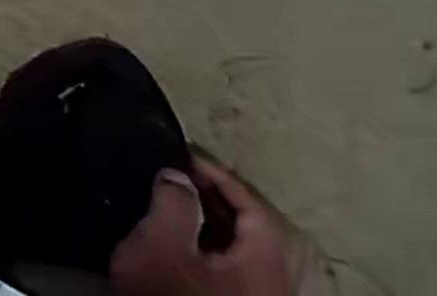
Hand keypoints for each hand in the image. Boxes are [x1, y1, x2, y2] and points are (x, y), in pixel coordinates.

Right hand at [109, 158, 300, 295]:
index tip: (185, 153)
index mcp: (265, 265)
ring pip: (250, 248)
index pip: (256, 209)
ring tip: (182, 194)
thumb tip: (179, 176)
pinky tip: (187, 230)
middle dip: (222, 194)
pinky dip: (215, 236)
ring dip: (218, 216)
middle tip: (183, 170)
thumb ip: (174, 204)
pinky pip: (237, 261)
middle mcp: (275, 284)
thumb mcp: (161, 244)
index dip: (222, 176)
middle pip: (261, 229)